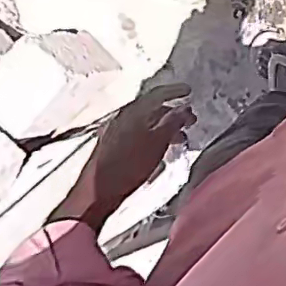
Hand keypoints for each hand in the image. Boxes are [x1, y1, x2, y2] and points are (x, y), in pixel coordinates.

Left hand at [49, 83, 193, 229]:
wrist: (96, 194)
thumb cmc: (128, 167)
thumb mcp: (158, 142)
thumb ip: (173, 122)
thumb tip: (184, 108)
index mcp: (133, 112)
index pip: (158, 94)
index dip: (175, 91)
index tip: (189, 91)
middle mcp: (122, 117)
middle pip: (152, 108)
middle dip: (173, 113)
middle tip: (189, 120)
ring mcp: (114, 131)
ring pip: (145, 122)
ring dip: (163, 127)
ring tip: (178, 138)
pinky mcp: (110, 146)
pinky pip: (136, 133)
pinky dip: (151, 135)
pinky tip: (159, 148)